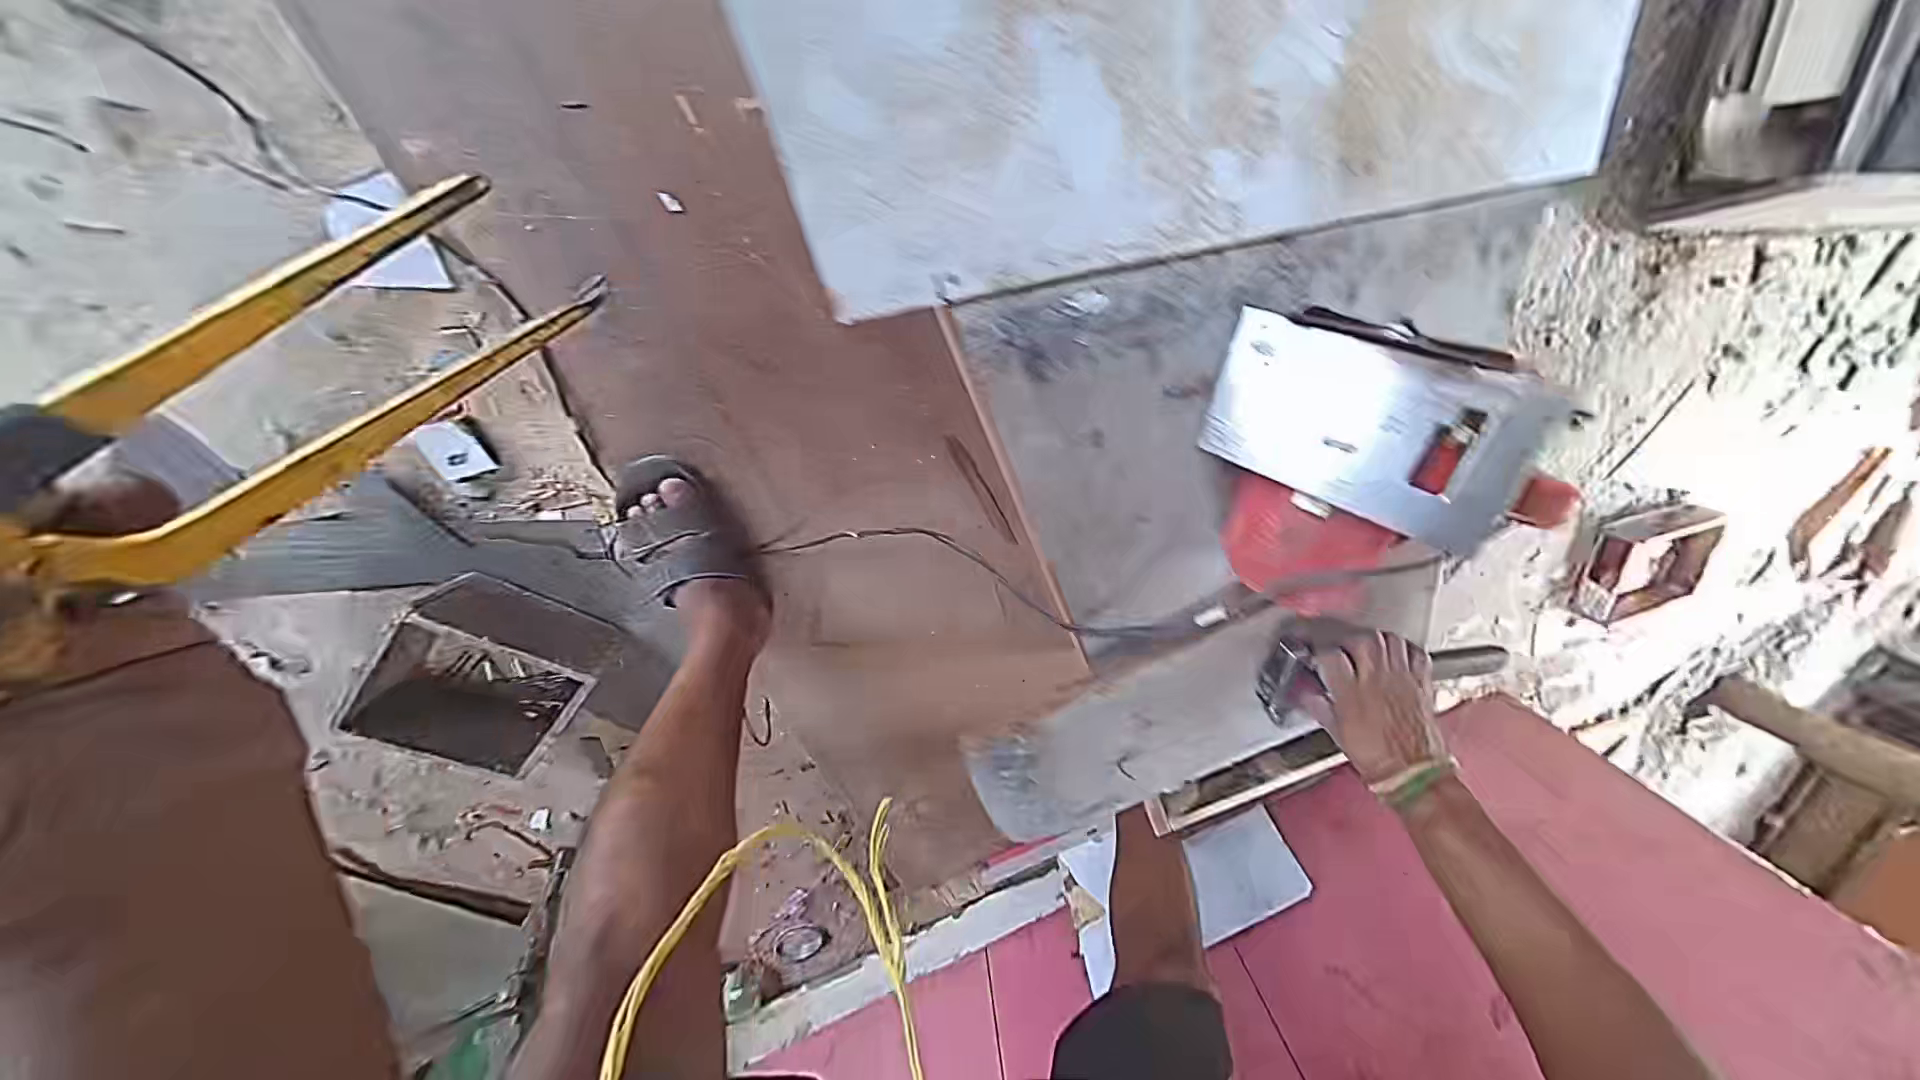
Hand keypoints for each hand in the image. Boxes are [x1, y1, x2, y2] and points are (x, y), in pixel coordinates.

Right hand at [1314, 631, 1447, 785]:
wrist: (1413, 775)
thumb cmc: (1377, 758)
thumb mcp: (1336, 731)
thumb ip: (1318, 706)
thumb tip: (1305, 693)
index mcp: (1351, 693)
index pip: (1329, 654)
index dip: (1316, 648)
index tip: (1311, 650)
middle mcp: (1378, 681)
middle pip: (1360, 639)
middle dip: (1343, 637)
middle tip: (1336, 644)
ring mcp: (1402, 680)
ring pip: (1389, 640)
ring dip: (1372, 638)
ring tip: (1362, 645)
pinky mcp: (1421, 685)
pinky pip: (1415, 654)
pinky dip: (1403, 648)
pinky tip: (1393, 654)